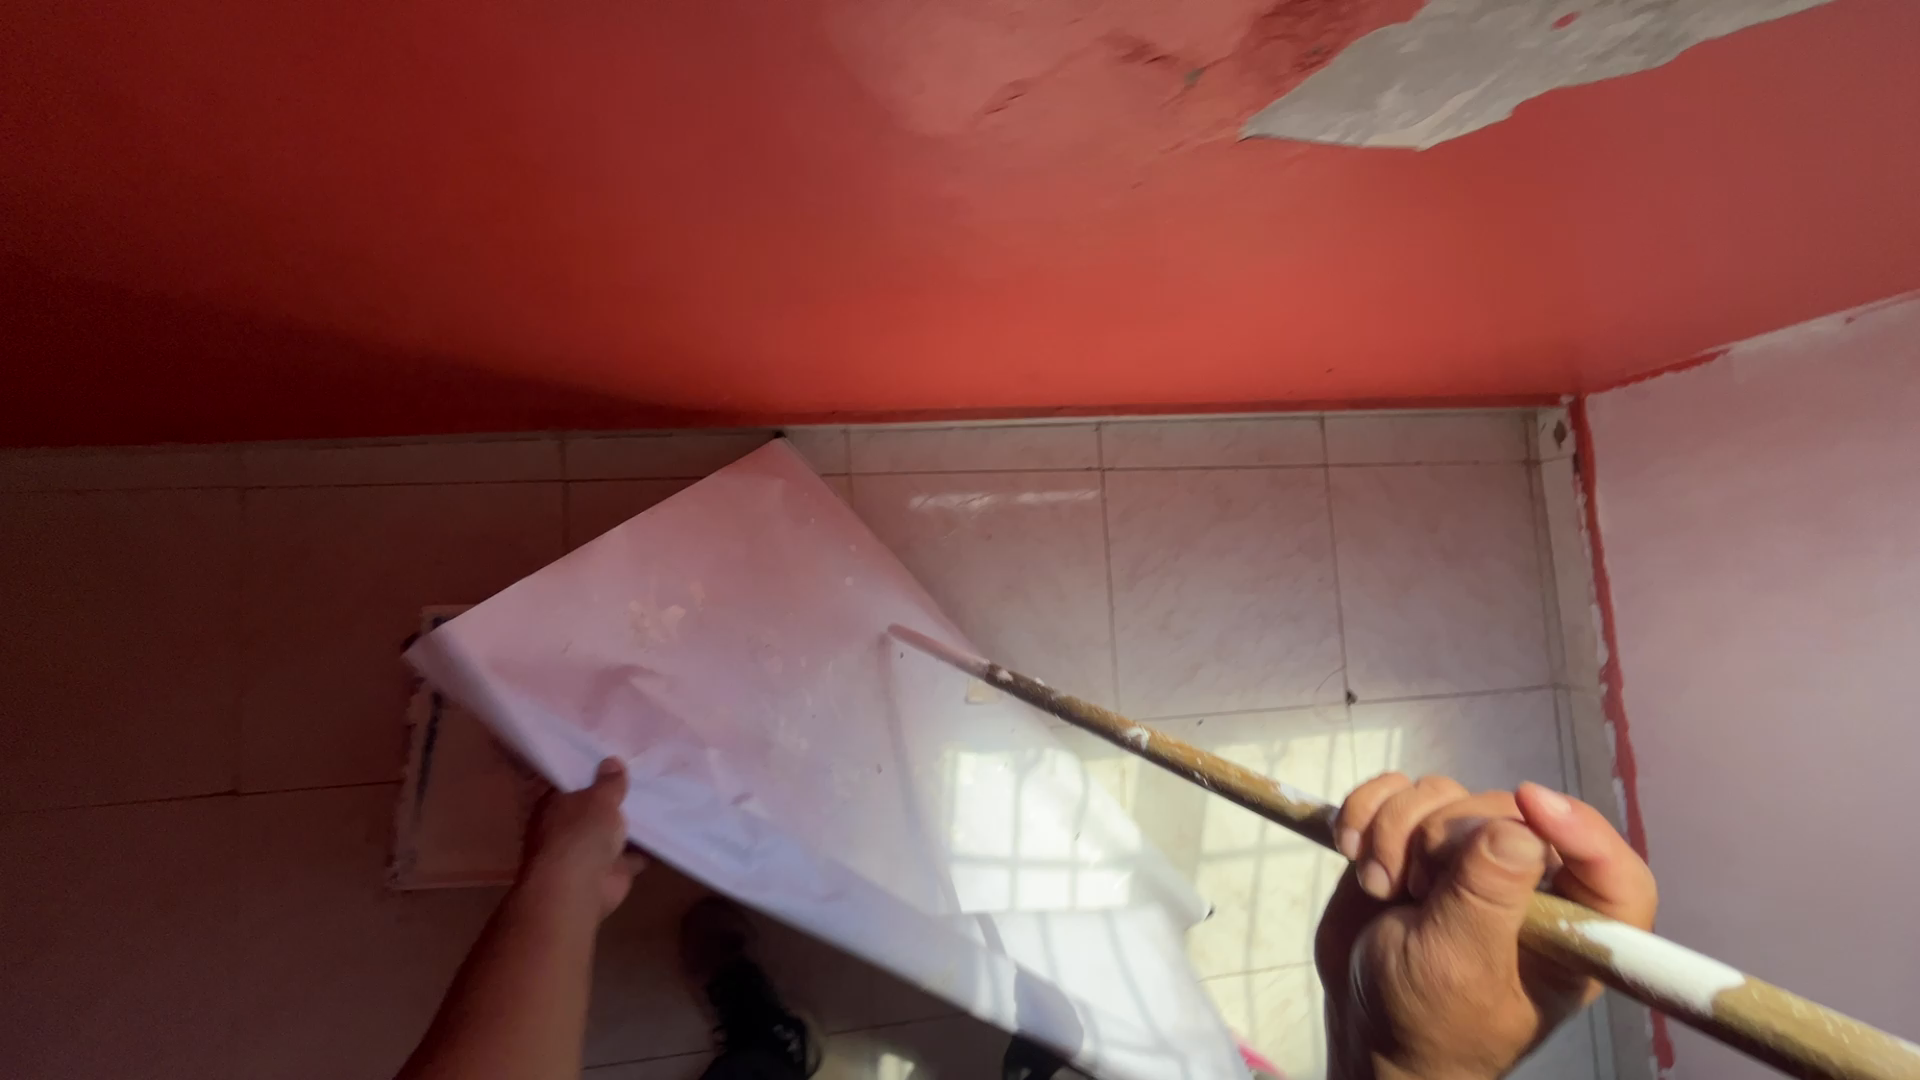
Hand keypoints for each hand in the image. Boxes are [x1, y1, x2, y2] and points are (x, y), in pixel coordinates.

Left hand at [518, 757, 648, 918]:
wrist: (578, 889)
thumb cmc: (580, 835)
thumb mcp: (599, 798)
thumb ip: (608, 782)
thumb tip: (611, 761)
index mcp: (555, 807)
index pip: (575, 784)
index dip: (595, 773)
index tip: (620, 759)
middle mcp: (568, 829)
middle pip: (597, 808)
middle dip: (617, 799)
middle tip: (648, 776)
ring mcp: (589, 852)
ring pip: (615, 832)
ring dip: (632, 824)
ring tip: (663, 799)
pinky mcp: (610, 872)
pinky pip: (633, 854)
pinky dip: (647, 848)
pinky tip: (669, 831)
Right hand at [1315, 775, 1657, 1079]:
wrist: (1363, 1021)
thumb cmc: (1429, 1017)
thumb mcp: (1460, 966)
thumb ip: (1487, 898)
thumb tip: (1519, 830)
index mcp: (1564, 928)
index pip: (1609, 869)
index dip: (1581, 828)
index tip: (1530, 800)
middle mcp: (1520, 882)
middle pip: (1493, 808)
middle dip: (1435, 836)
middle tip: (1413, 887)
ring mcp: (1457, 855)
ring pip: (1434, 793)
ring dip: (1388, 829)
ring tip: (1378, 884)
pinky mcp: (1405, 838)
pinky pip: (1388, 791)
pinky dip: (1361, 811)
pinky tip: (1349, 851)